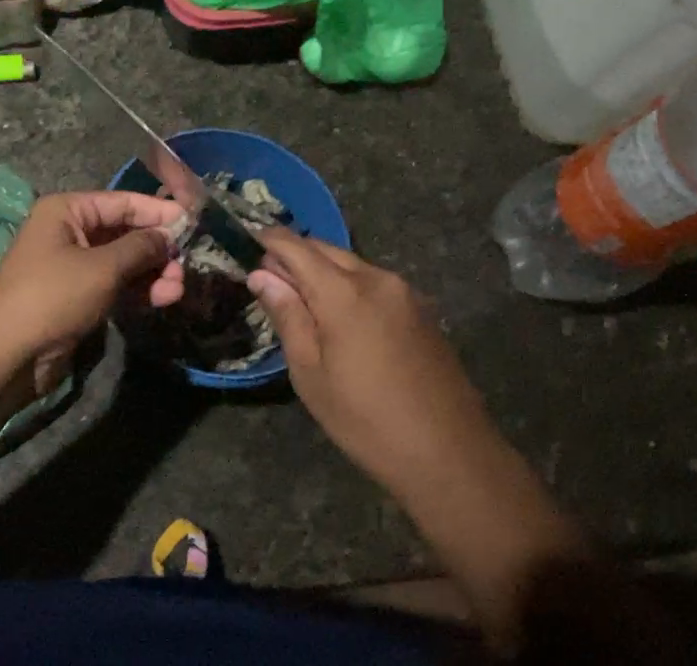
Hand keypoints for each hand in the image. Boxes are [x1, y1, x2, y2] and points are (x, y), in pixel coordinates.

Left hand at [0, 192, 185, 390]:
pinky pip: (114, 284)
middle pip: (123, 232)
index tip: (194, 222)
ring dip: (151, 274)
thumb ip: (140, 248)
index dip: (158, 212)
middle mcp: (68, 232)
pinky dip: (137, 290)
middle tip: (185, 268)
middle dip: (156, 249)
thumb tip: (167, 236)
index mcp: (66, 211)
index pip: (122, 202)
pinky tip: (162, 299)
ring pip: (122, 262)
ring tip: (177, 290)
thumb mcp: (102, 268)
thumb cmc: (53, 297)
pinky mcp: (76, 296)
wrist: (8, 354)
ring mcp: (71, 266)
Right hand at [248, 228, 482, 485]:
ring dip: (321, 272)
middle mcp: (377, 279)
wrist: (451, 456)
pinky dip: (348, 287)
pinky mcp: (422, 311)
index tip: (245, 242)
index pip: (296, 247)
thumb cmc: (366, 421)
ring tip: (300, 302)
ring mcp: (405, 294)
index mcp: (345, 293)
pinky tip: (339, 319)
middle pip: (325, 250)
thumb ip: (287, 316)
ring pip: (351, 265)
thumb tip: (262, 275)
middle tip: (267, 280)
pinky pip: (374, 284)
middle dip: (293, 256)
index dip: (268, 240)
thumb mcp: (311, 374)